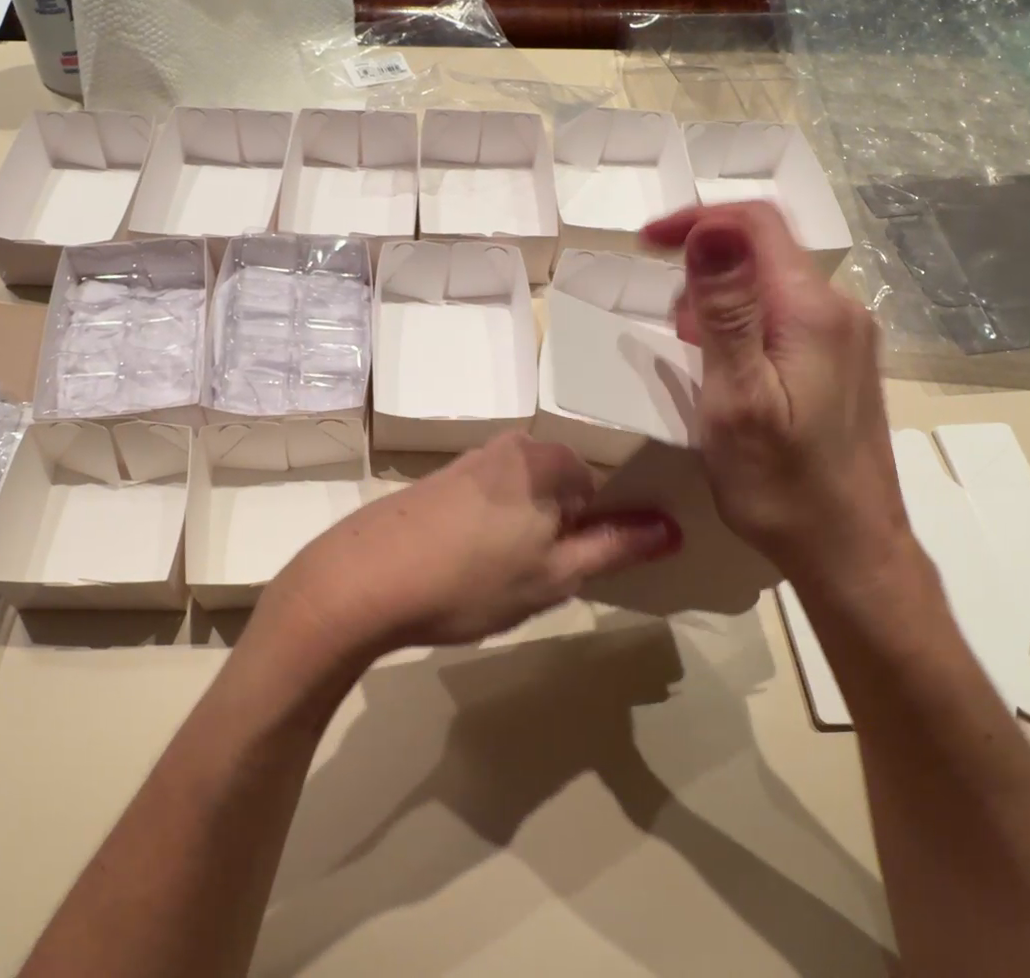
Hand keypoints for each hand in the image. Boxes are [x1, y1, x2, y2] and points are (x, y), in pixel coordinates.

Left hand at [258, 433, 681, 660]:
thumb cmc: (468, 582)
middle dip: (564, 530)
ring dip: (526, 533)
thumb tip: (670, 527)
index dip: (605, 530)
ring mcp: (466, 462)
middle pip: (563, 486)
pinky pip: (487, 502)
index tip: (586, 570)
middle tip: (544, 581)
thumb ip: (615, 548)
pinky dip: (491, 531)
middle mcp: (508, 446)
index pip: (606, 485)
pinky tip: (470, 567)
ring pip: (523, 496)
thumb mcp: (553, 577)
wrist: (359, 583)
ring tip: (504, 580)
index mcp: (546, 459)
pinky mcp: (434, 483)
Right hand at [641, 202, 914, 586]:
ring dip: (720, 304)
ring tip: (687, 356)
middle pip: (764, 252)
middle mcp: (838, 311)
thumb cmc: (781, 484)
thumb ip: (726, 312)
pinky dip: (742, 328)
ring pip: (772, 288)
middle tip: (665, 327)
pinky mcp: (841, 366)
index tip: (641, 244)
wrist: (848, 548)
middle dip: (703, 269)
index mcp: (811, 311)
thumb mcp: (738, 398)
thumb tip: (711, 230)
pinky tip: (725, 374)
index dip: (696, 219)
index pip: (754, 225)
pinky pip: (784, 320)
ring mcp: (845, 339)